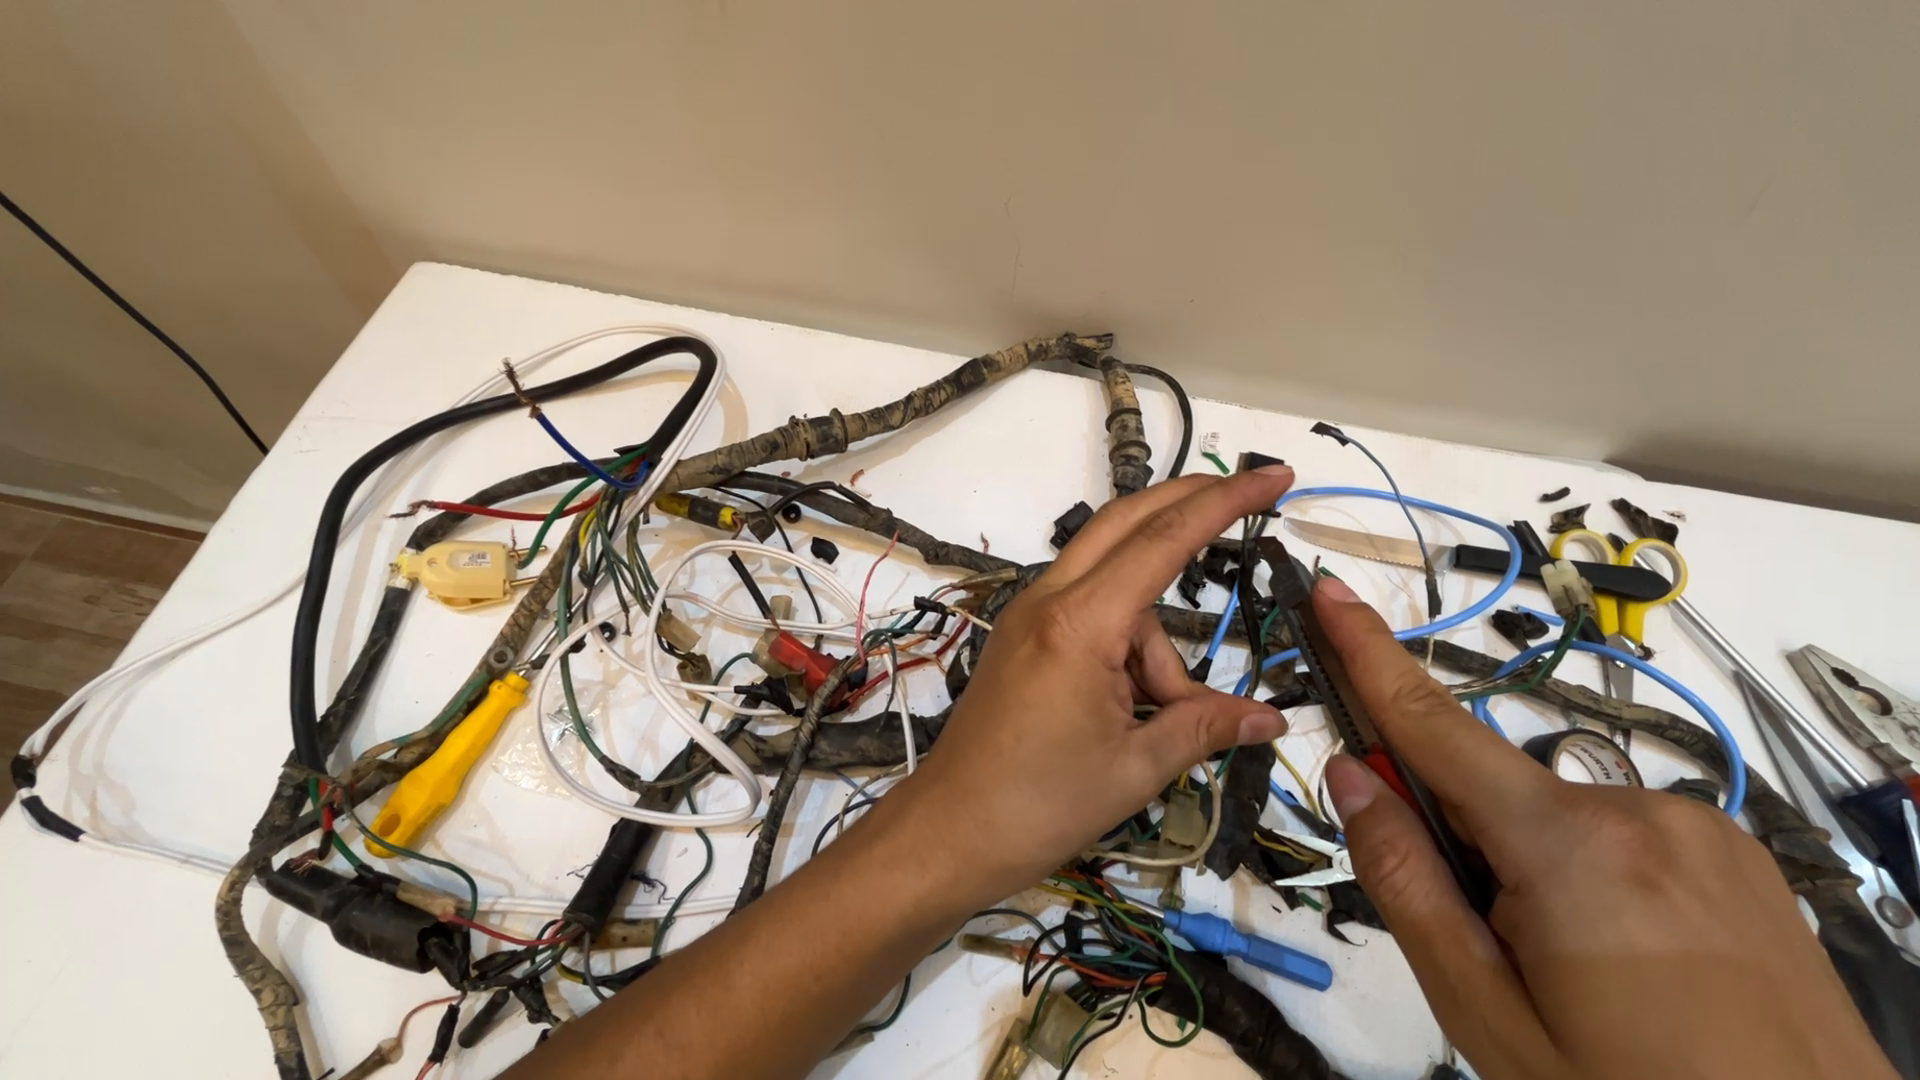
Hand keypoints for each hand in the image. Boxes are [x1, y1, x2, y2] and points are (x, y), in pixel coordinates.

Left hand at [881, 470, 1293, 909]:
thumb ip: (1204, 728)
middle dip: (1189, 505)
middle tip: (1251, 497)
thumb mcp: (1136, 767)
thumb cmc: (1039, 804)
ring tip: (1163, 717)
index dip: (1224, 502)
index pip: (1163, 540)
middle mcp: (1050, 600)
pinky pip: (1090, 613)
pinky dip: (1126, 643)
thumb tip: (1273, 719)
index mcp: (1080, 623)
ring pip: (1116, 587)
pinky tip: (1132, 707)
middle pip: (1127, 524)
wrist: (949, 831)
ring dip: (1157, 637)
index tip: (1274, 476)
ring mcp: (1030, 615)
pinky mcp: (1023, 637)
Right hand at [1314, 578, 1897, 1079]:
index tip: (1330, 590)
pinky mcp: (1735, 850)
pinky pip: (1611, 830)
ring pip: (1548, 812)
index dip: (1369, 652)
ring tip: (1566, 969)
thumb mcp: (1481, 1009)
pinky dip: (1579, 868)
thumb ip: (1404, 878)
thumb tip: (1351, 771)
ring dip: (1520, 859)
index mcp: (1567, 845)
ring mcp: (1698, 825)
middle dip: (1453, 830)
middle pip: (1489, 785)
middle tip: (1481, 941)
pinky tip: (1622, 957)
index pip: (1433, 724)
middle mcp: (1637, 807)